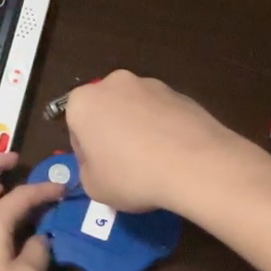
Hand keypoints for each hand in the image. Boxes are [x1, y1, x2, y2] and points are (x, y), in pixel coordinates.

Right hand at [66, 70, 253, 213]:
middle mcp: (114, 83)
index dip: (86, 153)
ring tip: (153, 162)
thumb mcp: (93, 187)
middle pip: (105, 111)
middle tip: (123, 166)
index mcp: (83, 102)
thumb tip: (101, 164)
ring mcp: (151, 85)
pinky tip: (173, 155)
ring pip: (135, 110)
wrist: (195, 164)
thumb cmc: (131, 175)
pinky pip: (162, 114)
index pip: (75, 128)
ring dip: (138, 130)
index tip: (100, 172)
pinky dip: (163, 130)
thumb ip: (88, 170)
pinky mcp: (181, 93)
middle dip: (111, 134)